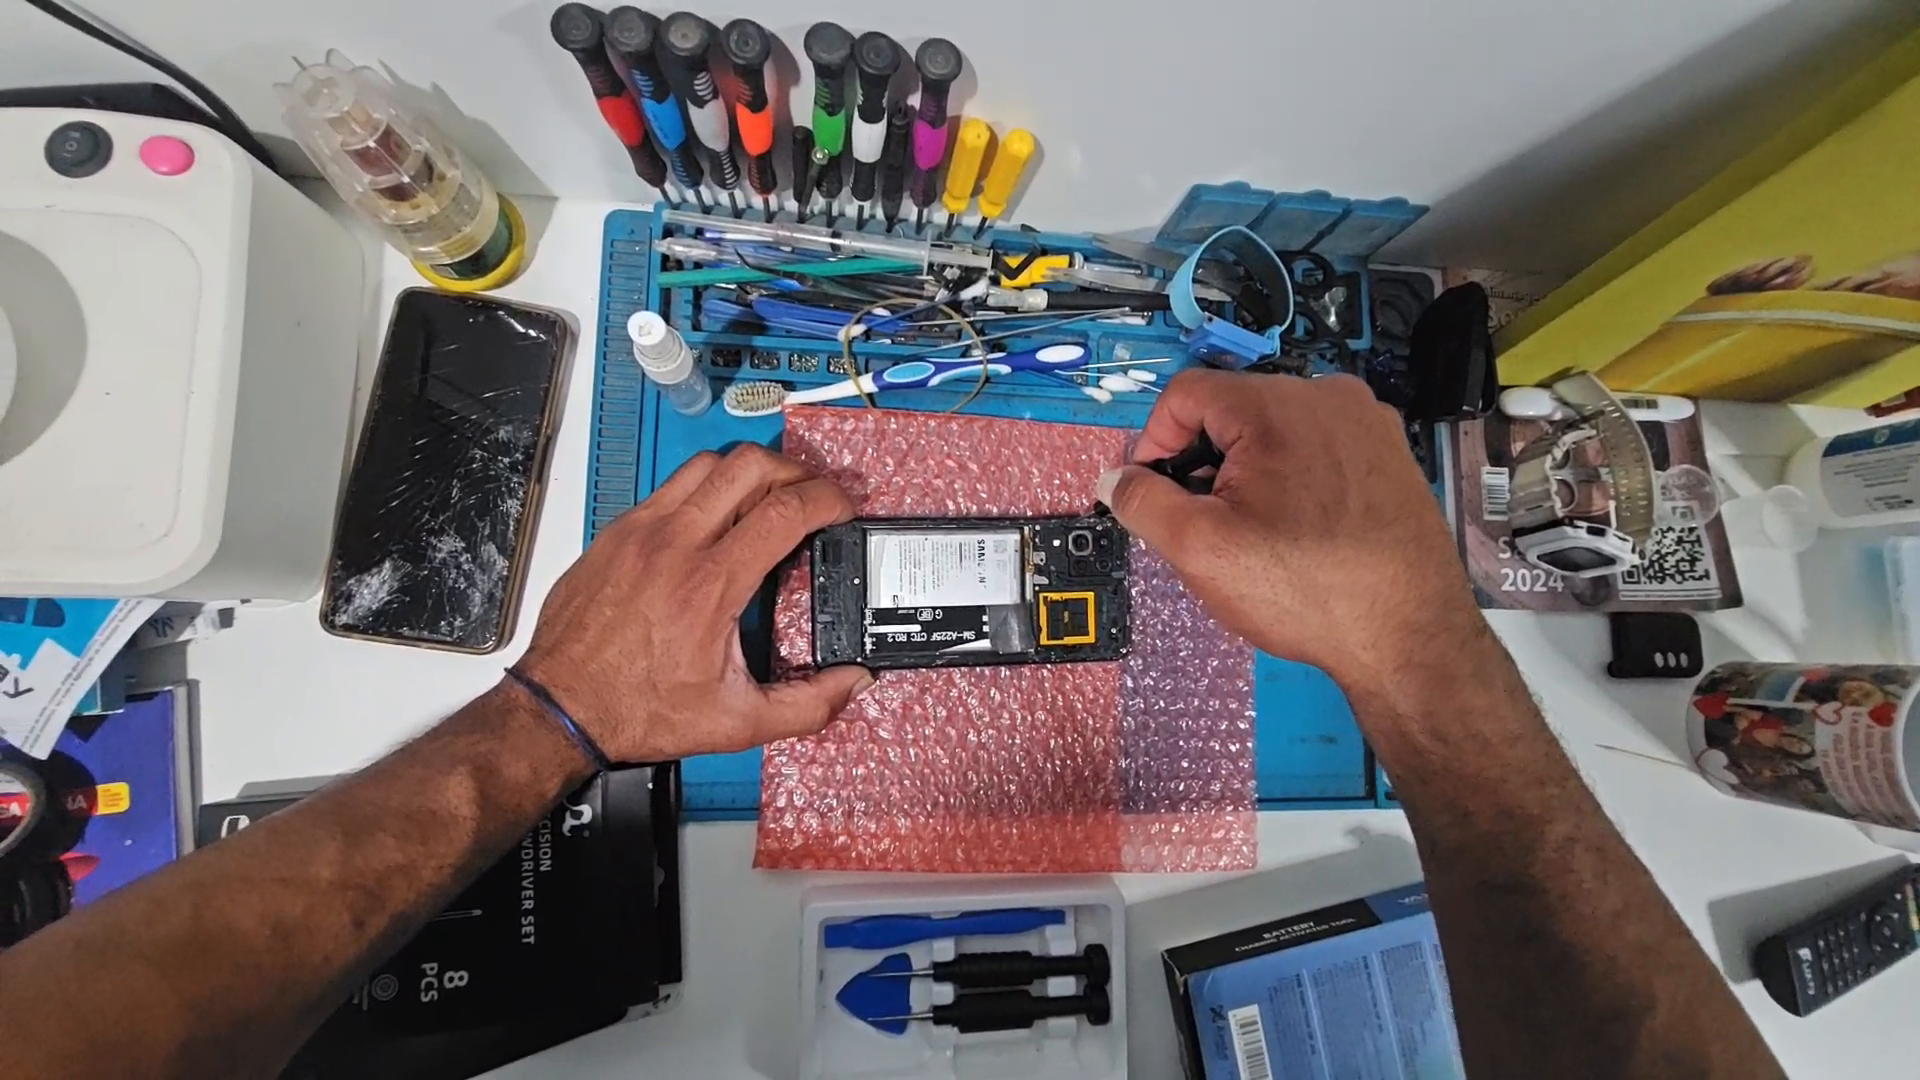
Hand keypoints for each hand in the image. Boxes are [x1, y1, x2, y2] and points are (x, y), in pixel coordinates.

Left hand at [516, 445, 872, 762]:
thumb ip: (807, 705)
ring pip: (710, 463)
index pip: (784, 511)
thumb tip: (854, 681)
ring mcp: (642, 530)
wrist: (558, 708)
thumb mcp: (737, 723)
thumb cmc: (640, 710)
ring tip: (771, 496)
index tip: (841, 509)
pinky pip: (673, 483)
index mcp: (711, 585)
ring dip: (752, 471)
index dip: (827, 499)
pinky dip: (709, 485)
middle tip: (811, 497)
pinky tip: (719, 515)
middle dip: (796, 472)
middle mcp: (676, 544)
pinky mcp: (618, 531)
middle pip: (751, 466)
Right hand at [1096, 370, 1485, 701]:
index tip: (1154, 492)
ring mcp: (1366, 422)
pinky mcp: (1388, 452)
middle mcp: (1328, 396)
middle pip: (1229, 409)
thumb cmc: (1302, 588)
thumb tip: (1114, 480)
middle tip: (1200, 519)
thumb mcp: (1199, 547)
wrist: (1409, 636)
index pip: (1185, 393)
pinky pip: (1312, 445)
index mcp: (1278, 406)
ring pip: (1271, 428)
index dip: (1153, 441)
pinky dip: (1285, 474)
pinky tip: (1291, 527)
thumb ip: (1143, 502)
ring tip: (1247, 529)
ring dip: (1241, 469)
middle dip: (1199, 460)